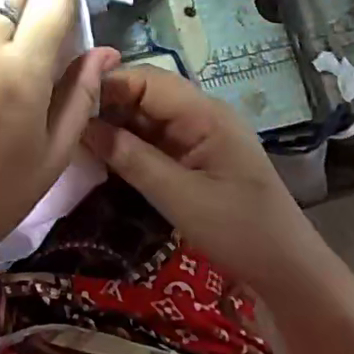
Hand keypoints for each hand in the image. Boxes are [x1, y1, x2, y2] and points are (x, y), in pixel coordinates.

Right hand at [81, 66, 321, 287]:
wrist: (289, 274)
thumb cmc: (239, 231)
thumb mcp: (178, 196)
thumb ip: (130, 158)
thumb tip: (82, 127)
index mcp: (204, 113)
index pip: (145, 79)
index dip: (106, 85)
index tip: (67, 102)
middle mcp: (199, 115)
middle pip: (143, 93)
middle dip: (105, 105)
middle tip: (64, 122)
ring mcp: (196, 136)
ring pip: (143, 116)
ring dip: (112, 125)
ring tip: (74, 137)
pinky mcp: (192, 157)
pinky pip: (151, 138)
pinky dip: (126, 144)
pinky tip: (100, 155)